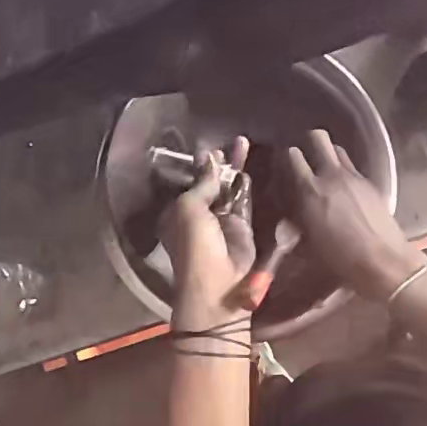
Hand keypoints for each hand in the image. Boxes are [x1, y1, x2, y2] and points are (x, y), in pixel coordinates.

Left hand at [160, 138, 255, 330]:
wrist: (219, 285)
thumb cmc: (194, 246)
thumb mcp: (189, 209)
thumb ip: (201, 183)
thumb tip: (211, 160)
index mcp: (178, 213)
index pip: (188, 183)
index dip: (197, 165)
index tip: (206, 145)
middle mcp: (199, 216)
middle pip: (210, 184)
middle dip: (219, 163)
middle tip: (230, 141)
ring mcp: (222, 222)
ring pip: (229, 189)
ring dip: (235, 168)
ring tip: (243, 142)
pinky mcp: (243, 228)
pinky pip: (244, 201)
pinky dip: (246, 185)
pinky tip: (248, 166)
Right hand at [283, 129, 426, 300]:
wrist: (383, 261)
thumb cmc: (341, 260)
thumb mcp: (309, 245)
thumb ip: (297, 226)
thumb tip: (288, 221)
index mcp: (310, 191)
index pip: (293, 157)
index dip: (287, 157)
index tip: (284, 164)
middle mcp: (331, 176)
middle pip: (318, 138)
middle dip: (310, 142)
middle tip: (306, 157)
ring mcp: (354, 177)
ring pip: (338, 149)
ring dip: (329, 154)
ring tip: (325, 169)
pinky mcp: (371, 184)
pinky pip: (352, 167)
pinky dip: (344, 170)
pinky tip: (344, 188)